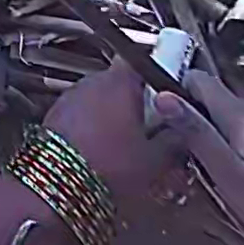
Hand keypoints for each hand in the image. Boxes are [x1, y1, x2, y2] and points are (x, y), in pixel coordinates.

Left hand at [45, 59, 181, 197]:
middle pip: (123, 81)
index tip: (171, 94)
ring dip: (118, 112)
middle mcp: (93, 80)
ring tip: (131, 143)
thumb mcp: (156, 158)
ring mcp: (73, 94)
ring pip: (104, 97)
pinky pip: (86, 109)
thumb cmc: (109, 166)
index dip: (159, 76)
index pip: (143, 62)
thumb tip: (185, 130)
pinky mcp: (59, 110)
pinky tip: (105, 147)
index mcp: (119, 83)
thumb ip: (175, 138)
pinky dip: (97, 122)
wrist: (58, 181)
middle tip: (156, 128)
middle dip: (140, 101)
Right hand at [153, 71, 243, 244]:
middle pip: (222, 100)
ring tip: (219, 170)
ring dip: (225, 134)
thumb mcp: (234, 184)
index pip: (200, 80)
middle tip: (187, 150)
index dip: (177, 88)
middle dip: (199, 115)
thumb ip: (198, 137)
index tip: (163, 110)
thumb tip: (164, 97)